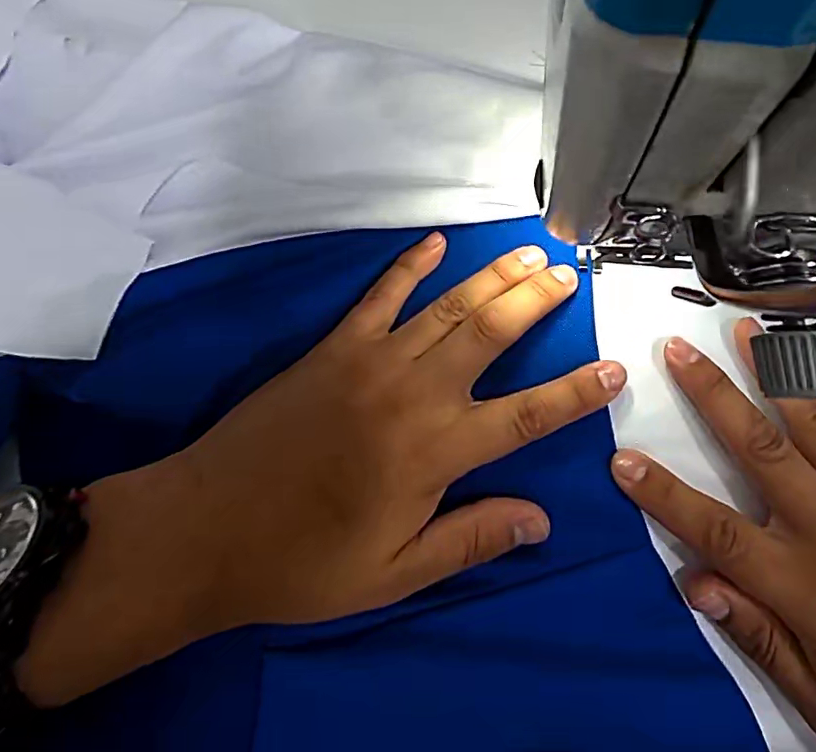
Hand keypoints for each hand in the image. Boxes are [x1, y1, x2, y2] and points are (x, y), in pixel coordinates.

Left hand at [160, 232, 623, 629]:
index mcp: (434, 452)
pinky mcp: (334, 347)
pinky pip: (380, 296)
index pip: (526, 416)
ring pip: (448, 307)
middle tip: (569, 275)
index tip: (613, 369)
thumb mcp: (393, 572)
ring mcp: (372, 361)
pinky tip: (436, 243)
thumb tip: (540, 521)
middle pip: (490, 335)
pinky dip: (409, 266)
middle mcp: (413, 394)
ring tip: (530, 255)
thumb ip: (470, 539)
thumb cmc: (302, 559)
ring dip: (493, 278)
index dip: (575, 392)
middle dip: (536, 302)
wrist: (202, 530)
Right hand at [609, 319, 815, 751]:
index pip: (716, 530)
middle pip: (760, 450)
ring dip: (778, 372)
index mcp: (812, 594)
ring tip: (749, 333)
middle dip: (713, 395)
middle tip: (679, 353)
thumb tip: (698, 585)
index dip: (663, 494)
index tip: (625, 460)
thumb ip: (760, 637)